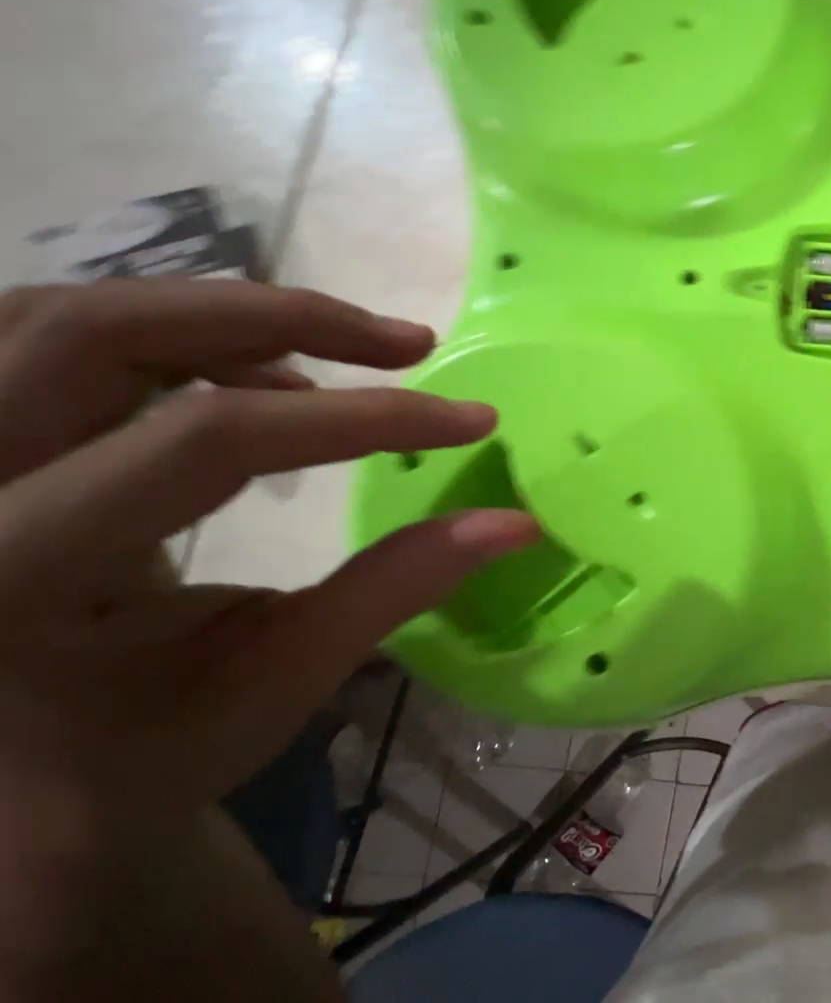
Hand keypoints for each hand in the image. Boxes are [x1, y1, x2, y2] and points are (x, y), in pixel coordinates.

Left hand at [0, 279, 538, 995]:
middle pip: (96, 330)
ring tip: (329, 367)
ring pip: (66, 313)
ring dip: (224, 320)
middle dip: (280, 318)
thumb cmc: (156, 746)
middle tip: (406, 345)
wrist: (26, 781)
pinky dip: (177, 337)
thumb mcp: (283, 678)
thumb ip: (393, 588)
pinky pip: (54, 336)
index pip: (205, 440)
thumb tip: (515, 524)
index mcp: (15, 573)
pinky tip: (252, 383)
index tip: (473, 420)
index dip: (358, 417)